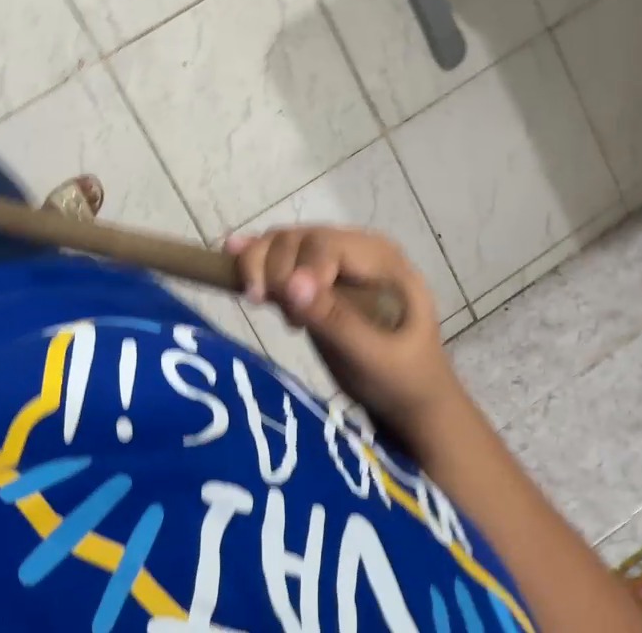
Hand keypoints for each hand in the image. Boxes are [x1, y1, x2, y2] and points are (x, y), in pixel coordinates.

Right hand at [226, 226, 459, 422]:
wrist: (410, 403)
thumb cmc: (401, 380)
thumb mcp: (373, 356)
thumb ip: (334, 318)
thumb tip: (291, 286)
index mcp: (380, 259)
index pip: (326, 245)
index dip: (299, 268)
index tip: (286, 307)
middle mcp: (353, 249)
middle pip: (297, 239)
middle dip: (273, 268)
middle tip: (270, 310)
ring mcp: (332, 262)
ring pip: (280, 244)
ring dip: (259, 266)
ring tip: (257, 300)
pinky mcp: (313, 279)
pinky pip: (277, 260)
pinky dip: (255, 263)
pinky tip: (231, 259)